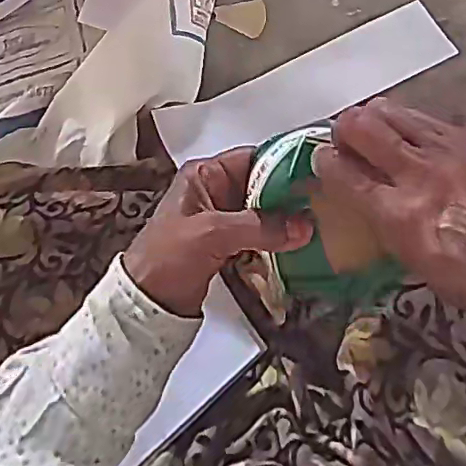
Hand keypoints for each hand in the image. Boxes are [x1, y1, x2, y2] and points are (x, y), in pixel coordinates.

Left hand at [123, 148, 312, 315]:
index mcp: (204, 175)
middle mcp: (215, 191)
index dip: (283, 163)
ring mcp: (222, 219)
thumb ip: (260, 226)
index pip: (253, 158)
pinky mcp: (228, 244)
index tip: (313, 172)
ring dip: (285, 219)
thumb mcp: (212, 234)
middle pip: (262, 185)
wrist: (144, 307)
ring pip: (264, 211)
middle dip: (289, 195)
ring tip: (316, 223)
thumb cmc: (165, 259)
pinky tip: (298, 244)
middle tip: (320, 202)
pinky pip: (261, 234)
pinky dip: (277, 239)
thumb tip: (304, 225)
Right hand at [312, 99, 465, 320]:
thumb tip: (350, 178)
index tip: (323, 156)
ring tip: (373, 126)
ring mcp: (447, 151)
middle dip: (346, 128)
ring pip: (393, 112)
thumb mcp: (405, 254)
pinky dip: (410, 122)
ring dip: (375, 118)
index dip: (326, 160)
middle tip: (345, 135)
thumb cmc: (458, 272)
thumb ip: (374, 211)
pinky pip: (427, 116)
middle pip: (364, 127)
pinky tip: (410, 132)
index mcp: (398, 214)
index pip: (344, 173)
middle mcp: (419, 175)